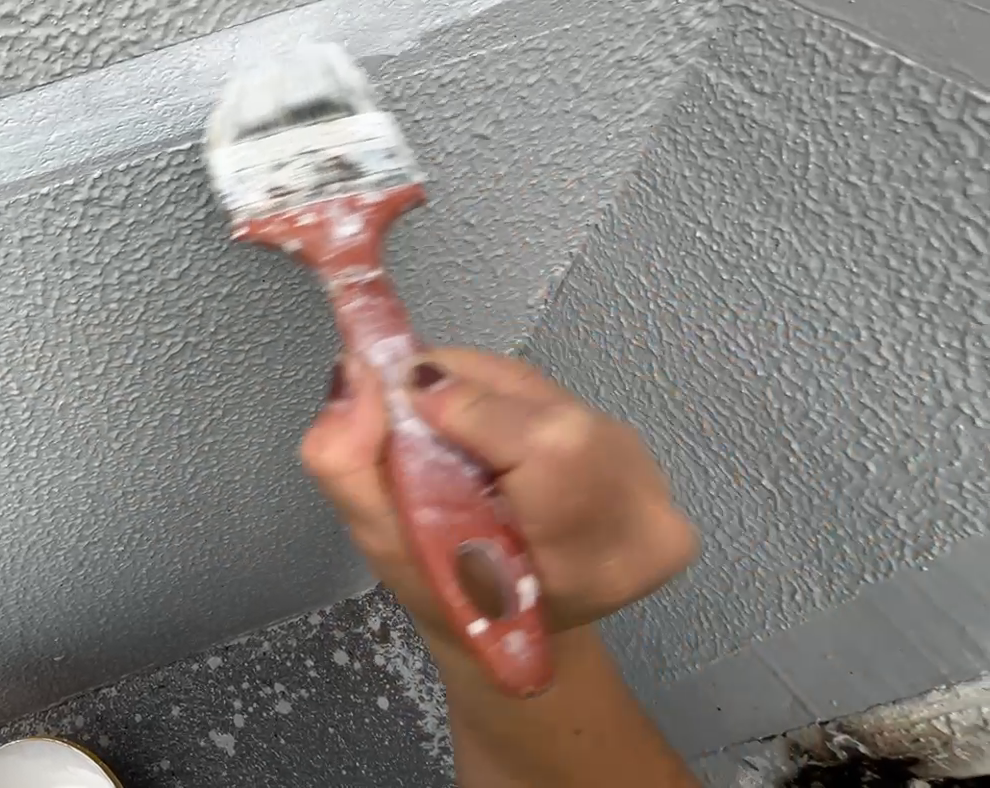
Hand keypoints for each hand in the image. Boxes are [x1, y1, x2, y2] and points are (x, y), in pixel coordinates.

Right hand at [301, 347, 697, 643]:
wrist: (511, 623)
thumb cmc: (445, 592)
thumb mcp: (374, 539)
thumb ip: (344, 460)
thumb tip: (353, 370)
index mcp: (586, 559)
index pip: (550, 448)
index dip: (468, 407)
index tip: (402, 400)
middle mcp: (639, 512)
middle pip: (538, 406)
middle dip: (454, 390)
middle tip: (407, 417)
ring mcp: (649, 478)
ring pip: (534, 388)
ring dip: (468, 390)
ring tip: (437, 430)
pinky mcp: (635, 450)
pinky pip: (545, 391)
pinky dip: (489, 393)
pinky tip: (471, 429)